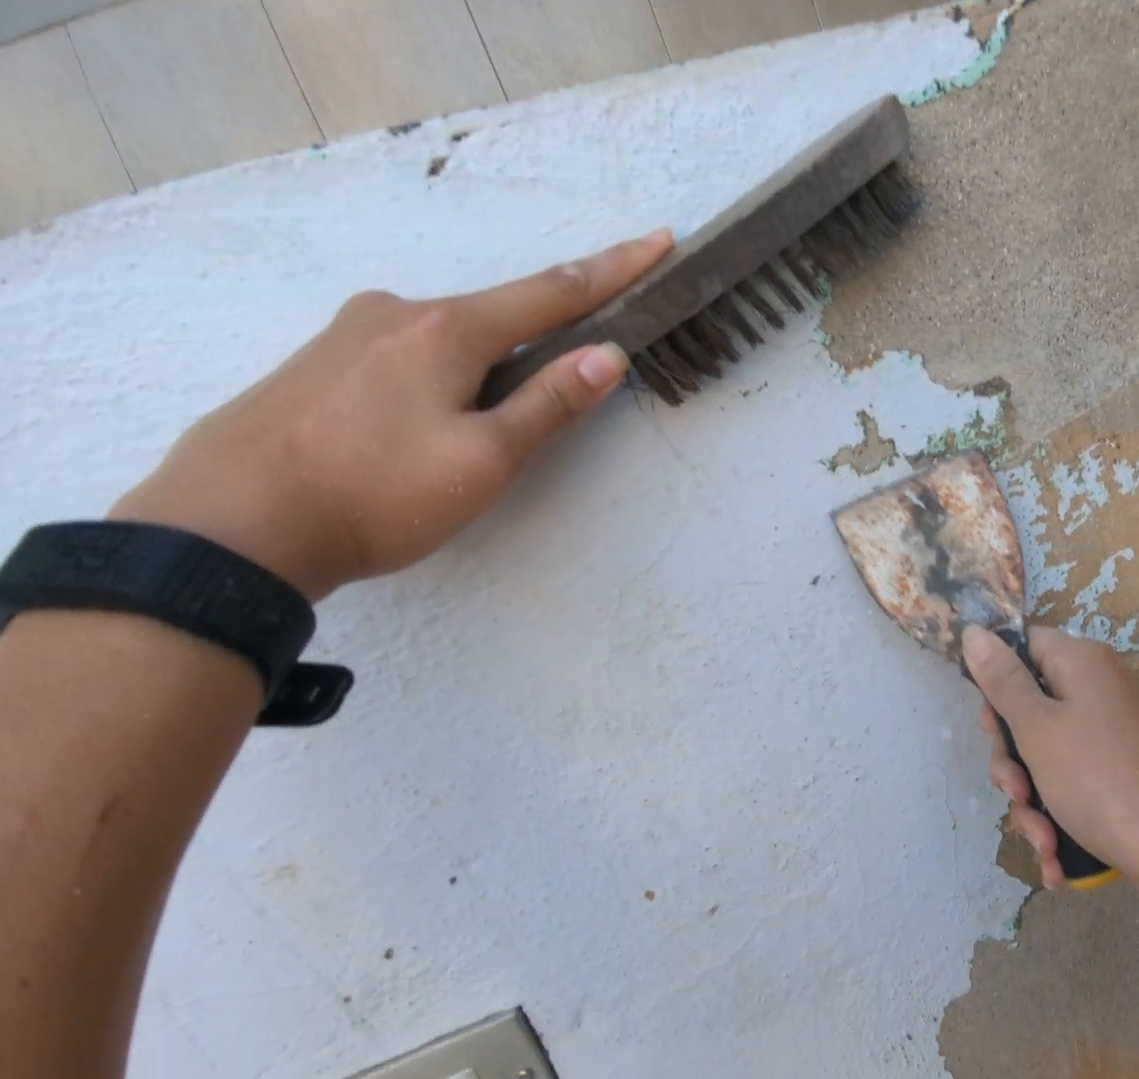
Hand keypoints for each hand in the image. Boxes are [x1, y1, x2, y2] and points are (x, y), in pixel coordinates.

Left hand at [110, 232, 673, 599]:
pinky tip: (437, 415)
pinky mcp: (321, 362)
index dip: (615, 270)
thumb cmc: (376, 495)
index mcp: (447, 330)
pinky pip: (412, 350)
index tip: (661, 241)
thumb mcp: (484, 460)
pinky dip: (451, 370)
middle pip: (501, 311)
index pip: (553, 292)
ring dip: (495, 359)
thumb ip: (549, 404)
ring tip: (496, 422)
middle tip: (585, 362)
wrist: (228, 528)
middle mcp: (398, 312)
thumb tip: (609, 354)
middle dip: (551, 328)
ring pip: (453, 336)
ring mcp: (350, 332)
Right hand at [962, 625, 1138, 887]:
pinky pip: (1075, 781)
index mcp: (1082, 663)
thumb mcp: (1036, 728)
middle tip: (1015, 791)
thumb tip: (973, 630)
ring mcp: (1113, 732)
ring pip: (1048, 755)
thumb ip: (1002, 680)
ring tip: (1042, 841)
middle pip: (1032, 708)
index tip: (991, 727)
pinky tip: (1056, 858)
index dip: (999, 682)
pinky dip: (1059, 816)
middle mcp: (1099, 689)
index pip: (1026, 647)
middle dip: (1014, 760)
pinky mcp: (1121, 770)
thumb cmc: (1097, 778)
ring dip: (1033, 801)